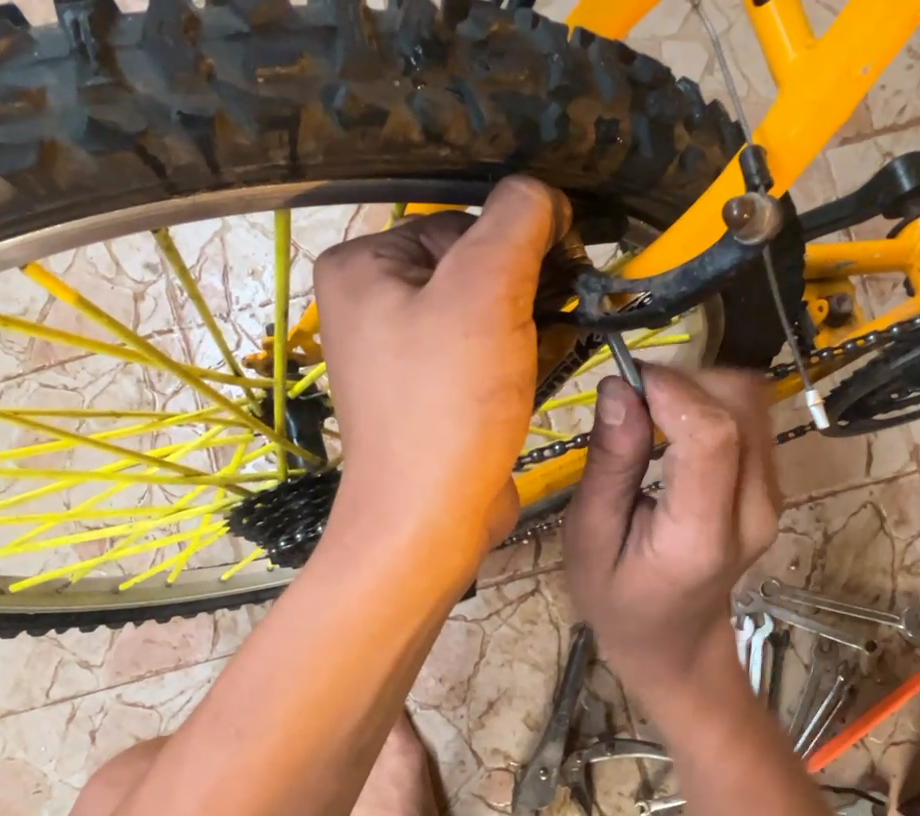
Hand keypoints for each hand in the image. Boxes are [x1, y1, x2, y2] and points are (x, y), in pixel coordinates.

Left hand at [314, 177, 570, 552]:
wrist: (430, 519)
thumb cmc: (448, 403)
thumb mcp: (486, 290)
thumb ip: (518, 220)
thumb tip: (543, 193)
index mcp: (361, 265)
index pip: (458, 223)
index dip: (515, 244)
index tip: (559, 276)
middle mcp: (369, 304)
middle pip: (471, 268)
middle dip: (522, 291)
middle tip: (558, 318)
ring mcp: (396, 355)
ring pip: (481, 314)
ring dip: (525, 326)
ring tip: (547, 352)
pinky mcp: (425, 394)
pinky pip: (478, 355)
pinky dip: (512, 358)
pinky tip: (536, 375)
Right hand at [563, 366, 780, 701]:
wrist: (676, 641)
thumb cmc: (620, 600)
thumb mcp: (589, 539)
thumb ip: (611, 464)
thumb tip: (619, 388)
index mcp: (701, 536)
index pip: (712, 436)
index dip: (672, 392)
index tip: (626, 383)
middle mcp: (753, 512)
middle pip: (740, 407)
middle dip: (684, 385)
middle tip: (634, 402)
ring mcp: (772, 498)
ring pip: (750, 403)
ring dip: (698, 391)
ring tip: (651, 416)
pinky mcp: (773, 486)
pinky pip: (750, 420)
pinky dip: (710, 407)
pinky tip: (674, 431)